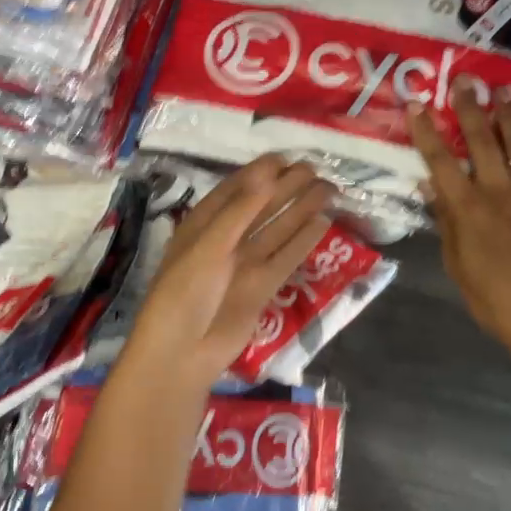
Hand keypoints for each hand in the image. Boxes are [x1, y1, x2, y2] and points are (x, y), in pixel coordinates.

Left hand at [126, 155, 336, 383]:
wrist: (182, 353)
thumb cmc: (184, 291)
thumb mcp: (207, 245)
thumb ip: (239, 211)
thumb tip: (268, 175)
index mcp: (204, 223)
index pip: (236, 189)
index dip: (260, 172)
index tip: (287, 157)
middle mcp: (226, 239)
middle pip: (261, 207)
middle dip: (286, 187)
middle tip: (317, 170)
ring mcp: (245, 264)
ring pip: (277, 230)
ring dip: (300, 209)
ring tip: (328, 190)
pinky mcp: (262, 288)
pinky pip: (286, 258)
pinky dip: (303, 241)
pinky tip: (323, 223)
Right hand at [409, 78, 510, 360]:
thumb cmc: (491, 297)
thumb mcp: (456, 264)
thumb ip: (445, 221)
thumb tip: (429, 184)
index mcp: (467, 208)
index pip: (440, 161)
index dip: (426, 132)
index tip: (416, 104)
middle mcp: (497, 191)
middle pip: (480, 142)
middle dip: (470, 109)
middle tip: (464, 81)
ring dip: (510, 116)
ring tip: (505, 90)